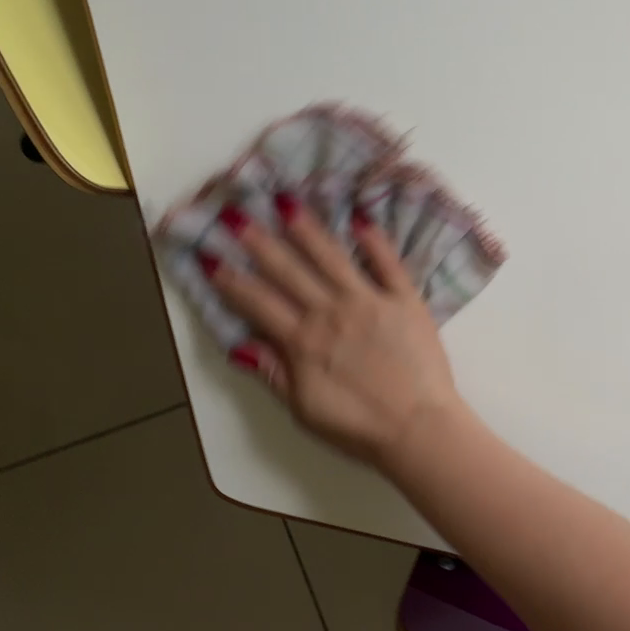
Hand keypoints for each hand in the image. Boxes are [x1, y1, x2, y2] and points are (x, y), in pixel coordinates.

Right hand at [203, 194, 464, 467]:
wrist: (418, 427)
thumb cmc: (359, 427)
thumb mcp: (304, 409)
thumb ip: (274, 373)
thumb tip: (239, 346)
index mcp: (304, 342)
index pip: (259, 303)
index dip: (232, 281)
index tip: (211, 257)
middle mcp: (332, 313)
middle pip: (291, 272)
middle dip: (262, 243)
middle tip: (241, 214)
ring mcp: (371, 302)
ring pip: (333, 258)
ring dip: (309, 230)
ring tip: (290, 203)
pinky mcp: (406, 300)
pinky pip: (388, 264)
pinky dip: (375, 241)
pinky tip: (361, 218)